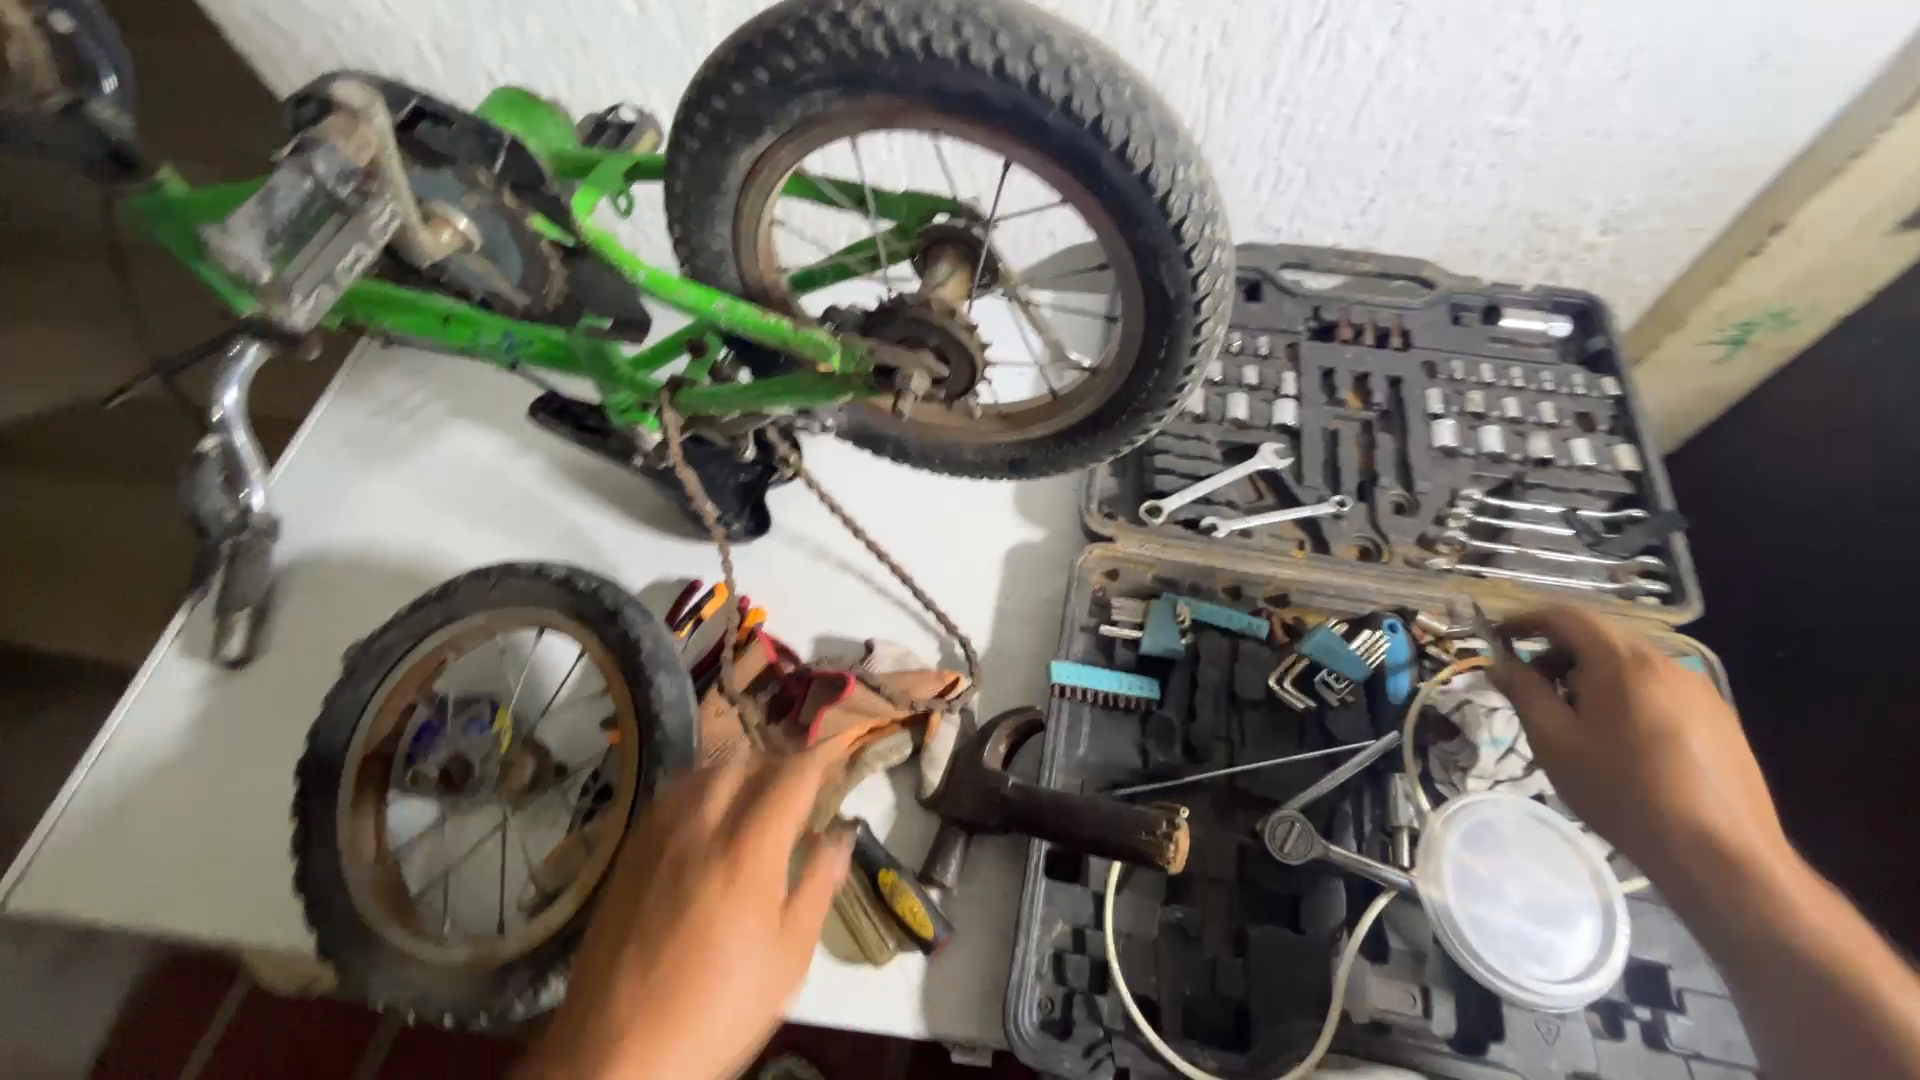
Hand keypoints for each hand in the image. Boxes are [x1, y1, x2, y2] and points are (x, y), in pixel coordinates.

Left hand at [519, 742, 855, 1079]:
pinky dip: (701, 787)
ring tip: (757, 789)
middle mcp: (701, 826)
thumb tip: (840, 835)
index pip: (791, 778)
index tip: (837, 752)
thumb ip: (818, 884)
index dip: (819, 758)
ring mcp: (658, 837)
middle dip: (779, 759)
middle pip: (744, 762)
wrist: (617, 1054)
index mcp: (748, 850)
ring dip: (739, 768)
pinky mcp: (629, 854)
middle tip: (802, 778)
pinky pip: (671, 796)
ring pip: (703, 772)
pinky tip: (708, 814)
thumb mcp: (789, 956)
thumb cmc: (719, 1009)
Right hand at [1486, 606, 1786, 881]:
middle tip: (1528, 686)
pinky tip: (1617, 739)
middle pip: (1600, 638)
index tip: (1497, 639)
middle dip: (1555, 653)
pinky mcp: (1718, 718)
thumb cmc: (1621, 790)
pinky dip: (1622, 694)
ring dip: (1589, 675)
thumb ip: (1524, 693)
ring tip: (1571, 718)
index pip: (1566, 617)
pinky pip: (1657, 688)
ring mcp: (1699, 690)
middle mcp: (1666, 663)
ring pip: (1629, 664)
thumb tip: (1499, 665)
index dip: (1525, 620)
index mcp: (1622, 662)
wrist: (1719, 852)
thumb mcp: (1553, 741)